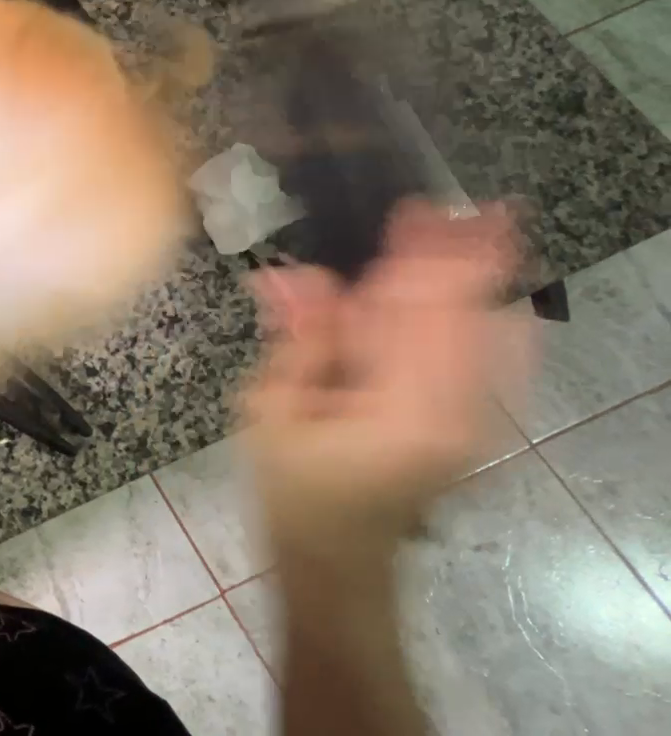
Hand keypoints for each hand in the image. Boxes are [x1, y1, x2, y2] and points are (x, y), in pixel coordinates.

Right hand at [242, 201, 531, 565]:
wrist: (336, 556)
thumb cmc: (290, 486)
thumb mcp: (271, 411)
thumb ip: (299, 342)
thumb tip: (297, 274)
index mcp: (405, 409)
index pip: (422, 316)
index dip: (426, 260)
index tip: (421, 212)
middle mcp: (461, 412)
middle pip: (472, 319)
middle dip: (469, 261)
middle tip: (473, 209)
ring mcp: (476, 420)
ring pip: (494, 336)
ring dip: (485, 283)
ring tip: (481, 231)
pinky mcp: (473, 423)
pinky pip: (494, 360)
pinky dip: (491, 318)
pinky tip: (489, 292)